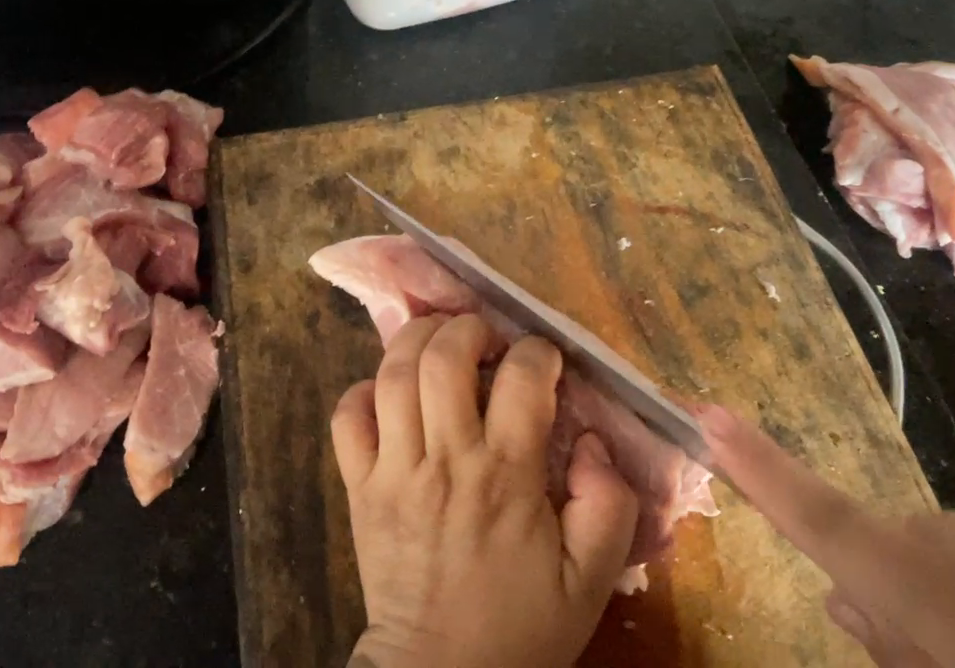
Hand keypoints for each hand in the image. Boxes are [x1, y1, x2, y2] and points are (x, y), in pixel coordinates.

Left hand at [331, 314, 638, 667]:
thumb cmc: (522, 625)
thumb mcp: (592, 578)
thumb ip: (608, 503)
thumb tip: (591, 439)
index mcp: (507, 478)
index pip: (522, 380)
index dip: (538, 353)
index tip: (545, 359)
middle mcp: (446, 461)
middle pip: (443, 360)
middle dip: (467, 328)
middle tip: (485, 337)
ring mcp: (394, 471)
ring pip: (393, 376)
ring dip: (415, 341)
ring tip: (438, 341)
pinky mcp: (359, 487)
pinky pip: (346, 418)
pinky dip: (362, 391)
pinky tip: (389, 392)